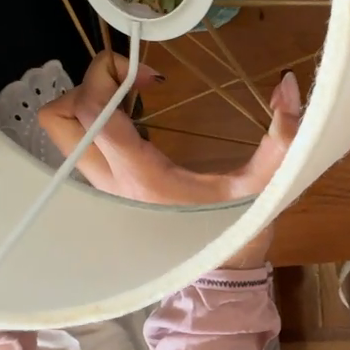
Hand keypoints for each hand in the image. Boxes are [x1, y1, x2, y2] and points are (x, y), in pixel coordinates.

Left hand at [37, 51, 302, 267]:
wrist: (222, 274)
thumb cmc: (239, 230)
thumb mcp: (266, 185)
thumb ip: (283, 138)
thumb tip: (289, 83)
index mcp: (142, 177)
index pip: (93, 112)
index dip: (111, 75)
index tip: (153, 76)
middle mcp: (111, 184)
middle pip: (59, 118)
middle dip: (89, 84)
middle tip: (133, 82)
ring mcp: (104, 190)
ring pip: (62, 133)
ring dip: (87, 104)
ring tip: (130, 101)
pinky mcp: (107, 192)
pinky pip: (79, 147)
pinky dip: (94, 125)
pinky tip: (133, 124)